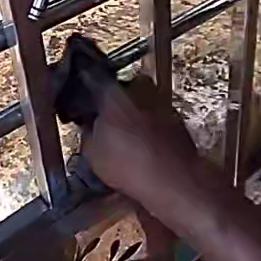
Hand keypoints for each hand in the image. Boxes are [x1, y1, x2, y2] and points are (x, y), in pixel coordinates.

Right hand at [80, 73, 207, 209]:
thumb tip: (89, 125)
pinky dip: (151, 125)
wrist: (174, 181)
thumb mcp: (93, 154)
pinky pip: (157, 115)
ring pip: (141, 100)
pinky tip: (146, 146)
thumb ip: (87, 132)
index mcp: (112, 92)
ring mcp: (161, 100)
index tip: (82, 103)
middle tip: (106, 124)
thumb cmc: (129, 165)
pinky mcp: (177, 116)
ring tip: (128, 139)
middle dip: (113, 102)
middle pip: (120, 88)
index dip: (85, 91)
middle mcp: (139, 88)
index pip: (92, 78)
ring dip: (134, 113)